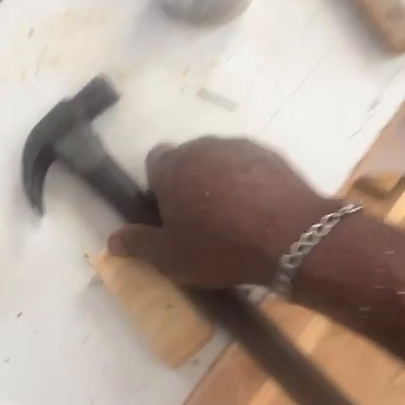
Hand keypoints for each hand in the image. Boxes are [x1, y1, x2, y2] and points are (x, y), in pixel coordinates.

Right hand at [107, 137, 339, 289]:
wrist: (292, 236)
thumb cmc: (220, 247)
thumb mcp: (172, 257)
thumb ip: (139, 245)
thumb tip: (112, 240)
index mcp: (171, 167)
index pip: (154, 162)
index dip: (159, 186)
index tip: (171, 213)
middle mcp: (201, 147)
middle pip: (188, 160)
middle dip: (190, 182)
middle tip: (201, 219)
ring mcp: (238, 147)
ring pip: (220, 161)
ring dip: (220, 181)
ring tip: (234, 218)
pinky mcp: (270, 155)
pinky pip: (249, 167)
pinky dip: (250, 183)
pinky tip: (260, 211)